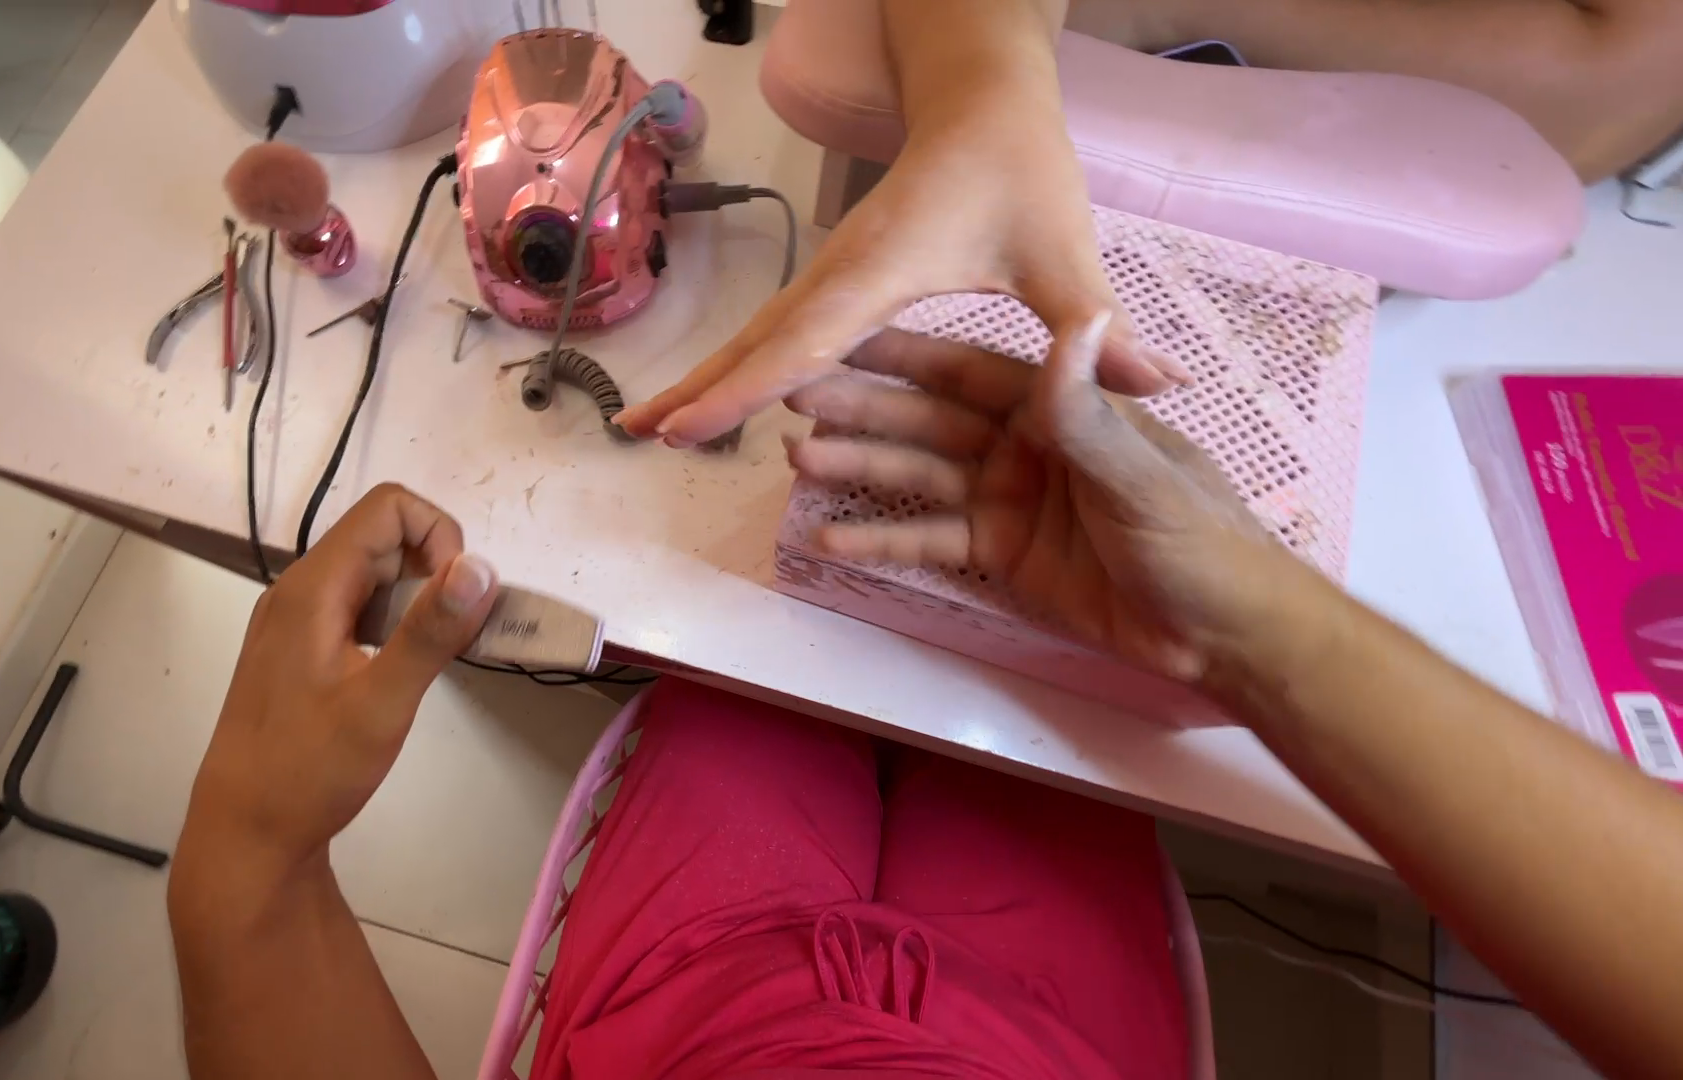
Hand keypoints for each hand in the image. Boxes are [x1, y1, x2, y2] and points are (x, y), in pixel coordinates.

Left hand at [176, 485, 497, 883]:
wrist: (245, 835)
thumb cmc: (310, 770)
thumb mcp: (381, 703)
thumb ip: (430, 631)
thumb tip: (481, 566)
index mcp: (314, 587)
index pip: (390, 508)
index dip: (439, 535)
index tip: (457, 596)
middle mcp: (303, 588)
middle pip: (387, 535)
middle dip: (438, 569)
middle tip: (454, 635)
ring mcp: (301, 617)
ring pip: (379, 570)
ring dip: (422, 597)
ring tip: (434, 655)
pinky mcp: (306, 645)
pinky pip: (365, 604)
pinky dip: (401, 619)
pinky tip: (405, 667)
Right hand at [616, 75, 1190, 446]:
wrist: (976, 100)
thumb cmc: (1017, 169)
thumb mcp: (1064, 250)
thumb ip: (1093, 328)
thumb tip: (1159, 390)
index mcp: (877, 275)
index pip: (798, 343)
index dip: (742, 390)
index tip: (685, 428)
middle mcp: (833, 282)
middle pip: (751, 344)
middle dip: (694, 391)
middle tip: (637, 434)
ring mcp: (822, 282)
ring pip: (750, 340)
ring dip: (701, 382)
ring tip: (651, 426)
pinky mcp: (827, 286)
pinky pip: (771, 337)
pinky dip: (735, 371)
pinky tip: (715, 398)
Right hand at [783, 315, 1302, 680]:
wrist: (1218, 634)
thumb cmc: (1195, 539)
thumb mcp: (1138, 476)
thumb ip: (1086, 411)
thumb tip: (1077, 320)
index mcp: (1057, 409)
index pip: (966, 373)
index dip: (902, 358)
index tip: (841, 342)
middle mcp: (1018, 446)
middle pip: (926, 425)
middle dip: (863, 414)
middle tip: (796, 404)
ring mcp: (1001, 499)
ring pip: (918, 478)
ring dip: (861, 470)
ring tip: (800, 460)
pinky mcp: (994, 551)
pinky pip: (928, 540)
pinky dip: (882, 539)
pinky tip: (831, 534)